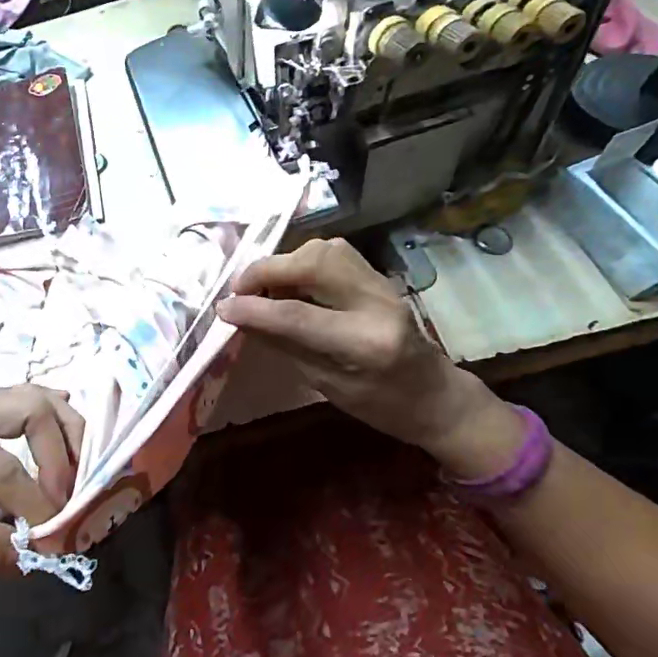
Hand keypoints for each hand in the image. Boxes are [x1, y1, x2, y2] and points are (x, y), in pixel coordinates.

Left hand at [0, 385, 83, 595]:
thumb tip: (30, 554)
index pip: (0, 465)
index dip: (36, 504)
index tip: (55, 544)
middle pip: (29, 406)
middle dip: (63, 451)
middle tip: (74, 500)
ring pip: (29, 400)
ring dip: (63, 435)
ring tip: (77, 479)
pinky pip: (19, 412)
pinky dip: (50, 430)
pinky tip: (63, 451)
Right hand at [215, 239, 523, 480]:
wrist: (437, 396)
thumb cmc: (383, 407)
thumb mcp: (327, 386)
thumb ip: (285, 346)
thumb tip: (242, 319)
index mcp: (365, 343)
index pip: (296, 315)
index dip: (252, 309)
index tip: (221, 309)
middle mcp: (377, 303)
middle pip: (313, 263)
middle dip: (267, 270)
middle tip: (240, 290)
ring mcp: (382, 284)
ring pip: (324, 249)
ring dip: (285, 262)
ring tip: (264, 287)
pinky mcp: (380, 276)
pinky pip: (335, 254)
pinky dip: (303, 262)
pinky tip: (290, 283)